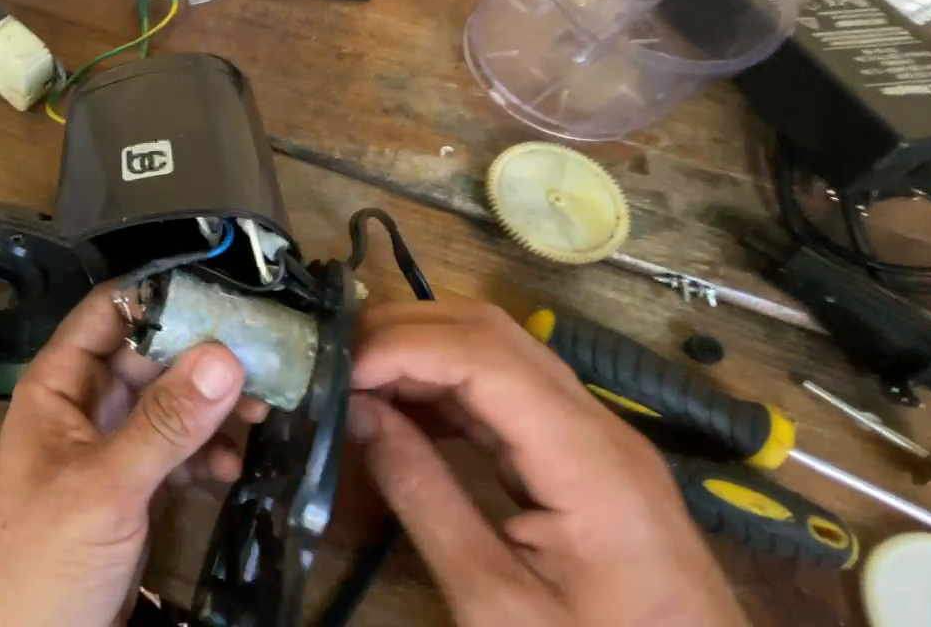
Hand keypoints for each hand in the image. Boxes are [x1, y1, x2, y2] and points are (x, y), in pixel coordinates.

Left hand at [0, 285, 267, 626]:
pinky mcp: (130, 488)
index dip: (161, 296)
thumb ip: (165, 424)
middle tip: (267, 364)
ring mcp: (109, 447)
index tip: (227, 293)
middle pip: (149, 358)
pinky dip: (205, 454)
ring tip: (263, 416)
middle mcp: (84, 403)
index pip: (110, 313)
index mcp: (60, 382)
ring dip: (212, 409)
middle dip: (203, 359)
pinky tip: (235, 467)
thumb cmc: (44, 556)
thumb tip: (225, 356)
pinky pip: (174, 452)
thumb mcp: (106, 485)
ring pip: (168, 406)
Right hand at [350, 300, 747, 626]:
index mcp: (588, 460)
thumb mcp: (497, 605)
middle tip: (334, 361)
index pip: (484, 354)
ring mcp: (592, 438)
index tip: (338, 373)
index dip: (401, 347)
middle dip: (403, 331)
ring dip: (418, 351)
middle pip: (489, 331)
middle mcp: (596, 427)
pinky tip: (398, 409)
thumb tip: (355, 411)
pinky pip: (501, 391)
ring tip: (355, 380)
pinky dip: (440, 385)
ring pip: (493, 349)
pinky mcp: (578, 457)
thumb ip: (422, 498)